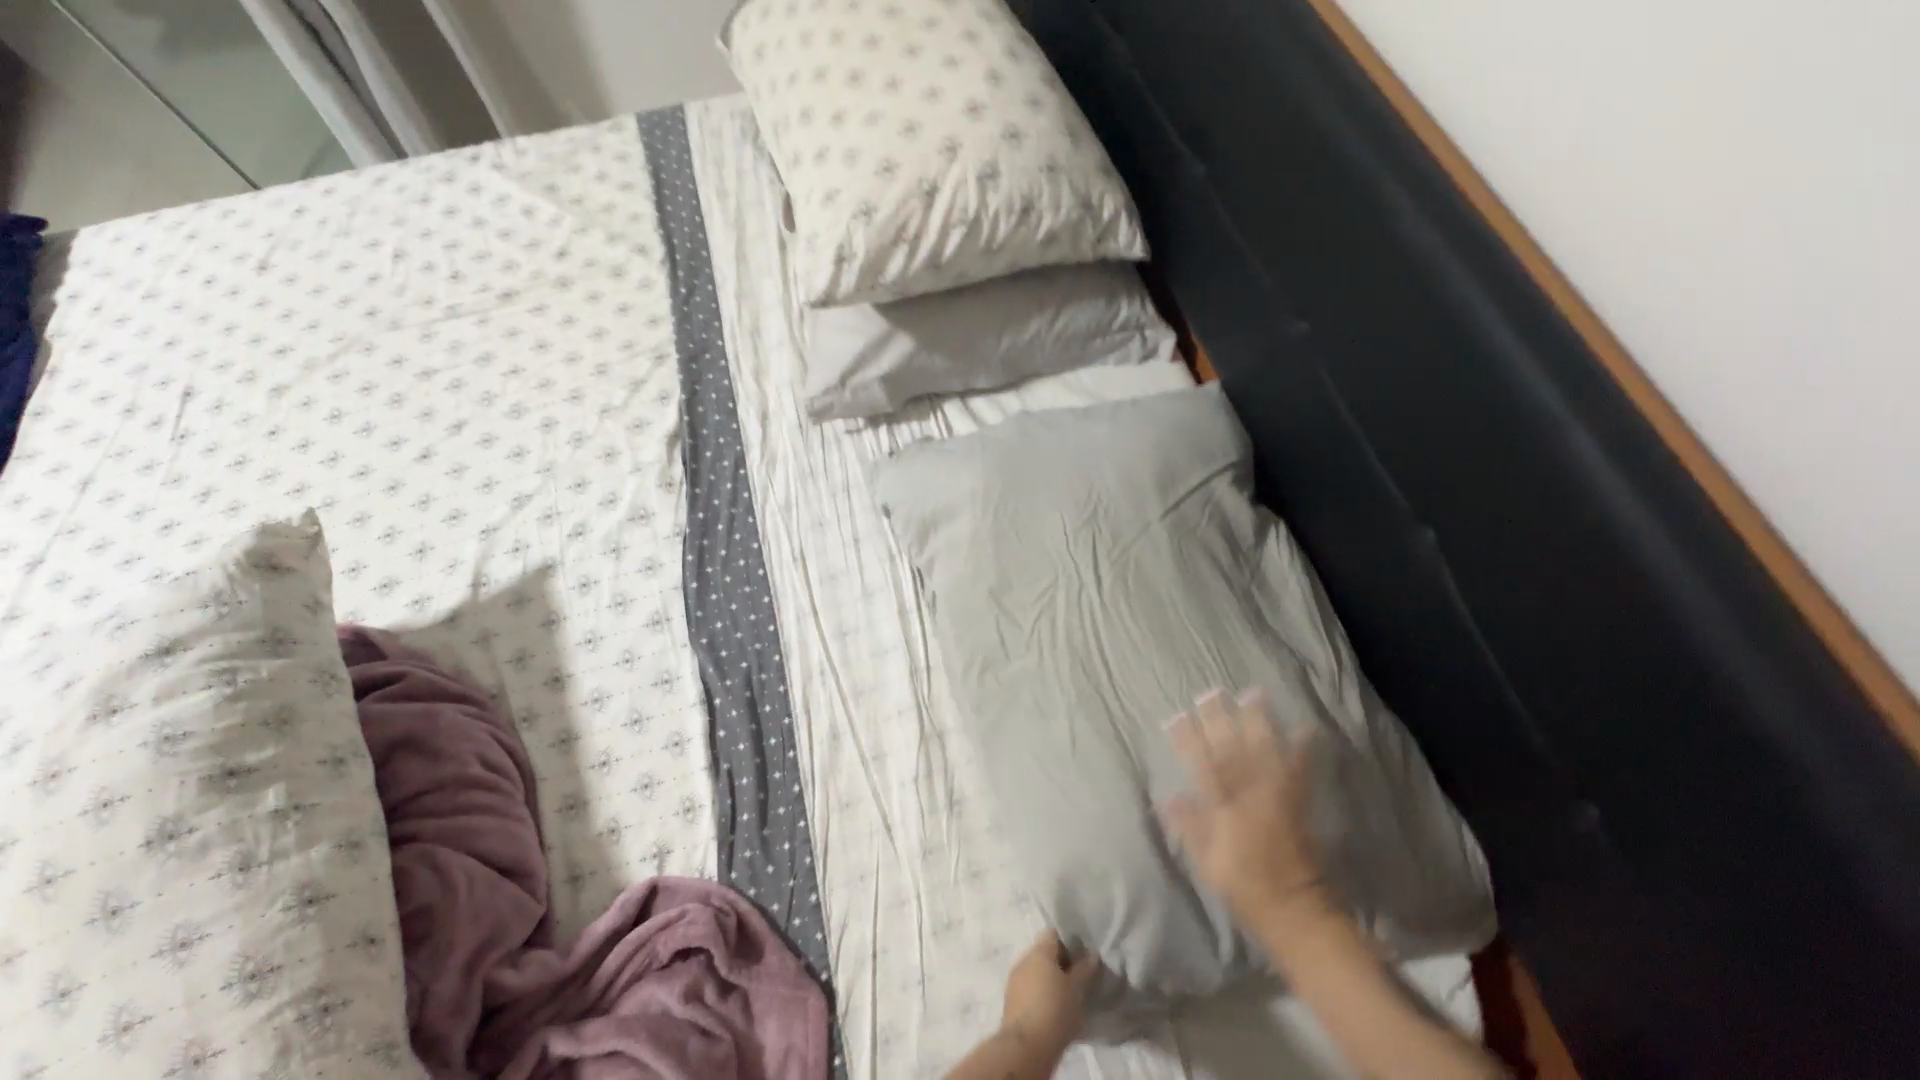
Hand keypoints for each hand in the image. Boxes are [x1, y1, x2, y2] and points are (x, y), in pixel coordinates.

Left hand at [998, 930, 1099, 1057]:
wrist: (1026, 1046)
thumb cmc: (1055, 1010)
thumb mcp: (1077, 989)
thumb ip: (1085, 969)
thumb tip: (1091, 954)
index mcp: (1039, 951)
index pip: (1054, 934)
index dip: (1069, 941)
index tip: (1083, 955)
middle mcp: (1023, 960)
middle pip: (1045, 953)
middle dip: (1062, 963)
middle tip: (1080, 978)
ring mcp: (1015, 980)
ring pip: (1037, 972)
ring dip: (1051, 979)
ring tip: (1069, 995)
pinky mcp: (1011, 1000)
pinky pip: (1030, 988)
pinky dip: (1042, 993)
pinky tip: (1055, 1009)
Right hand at [1161, 687, 1327, 923]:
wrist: (1295, 907)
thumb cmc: (1244, 888)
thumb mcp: (1207, 862)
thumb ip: (1190, 826)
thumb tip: (1168, 795)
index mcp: (1223, 810)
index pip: (1200, 766)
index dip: (1187, 739)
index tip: (1175, 716)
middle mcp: (1249, 796)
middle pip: (1232, 750)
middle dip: (1220, 720)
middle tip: (1210, 692)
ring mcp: (1276, 796)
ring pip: (1265, 751)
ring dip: (1258, 722)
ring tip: (1252, 693)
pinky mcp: (1298, 802)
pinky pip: (1301, 770)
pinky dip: (1304, 748)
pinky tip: (1306, 727)